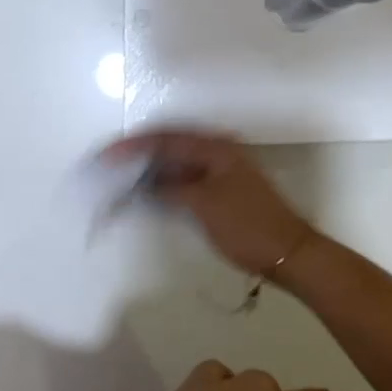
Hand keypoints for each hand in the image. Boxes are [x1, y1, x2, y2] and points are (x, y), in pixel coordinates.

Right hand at [103, 127, 314, 276]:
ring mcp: (221, 169)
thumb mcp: (204, 205)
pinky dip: (164, 182)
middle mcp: (218, 150)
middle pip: (170, 144)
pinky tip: (146, 192)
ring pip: (177, 160)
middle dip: (138, 152)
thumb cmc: (247, 226)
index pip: (166, 138)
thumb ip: (170, 189)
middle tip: (107, 162)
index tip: (104, 156)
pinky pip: (185, 176)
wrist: (287, 252)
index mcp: (216, 146)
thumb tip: (141, 183)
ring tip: (119, 176)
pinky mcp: (221, 188)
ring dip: (149, 167)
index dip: (133, 145)